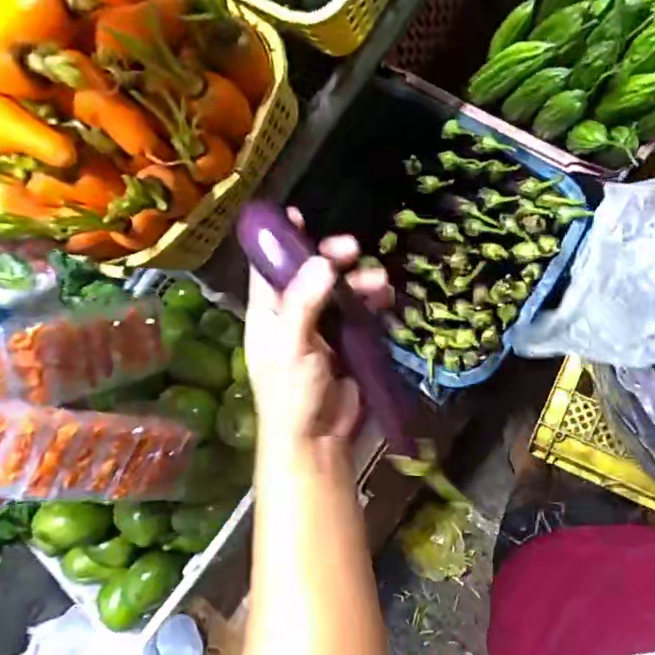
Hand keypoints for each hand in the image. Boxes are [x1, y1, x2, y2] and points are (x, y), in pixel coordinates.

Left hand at [244, 209, 390, 448]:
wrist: (317, 438)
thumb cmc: (292, 394)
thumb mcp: (292, 347)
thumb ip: (304, 303)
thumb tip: (322, 262)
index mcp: (269, 313)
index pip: (269, 267)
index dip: (281, 240)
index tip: (298, 215)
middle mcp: (294, 315)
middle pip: (312, 273)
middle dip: (332, 257)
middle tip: (352, 249)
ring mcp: (323, 329)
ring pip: (341, 292)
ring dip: (360, 282)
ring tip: (380, 284)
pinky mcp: (348, 343)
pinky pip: (361, 314)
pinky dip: (373, 304)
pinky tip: (386, 301)